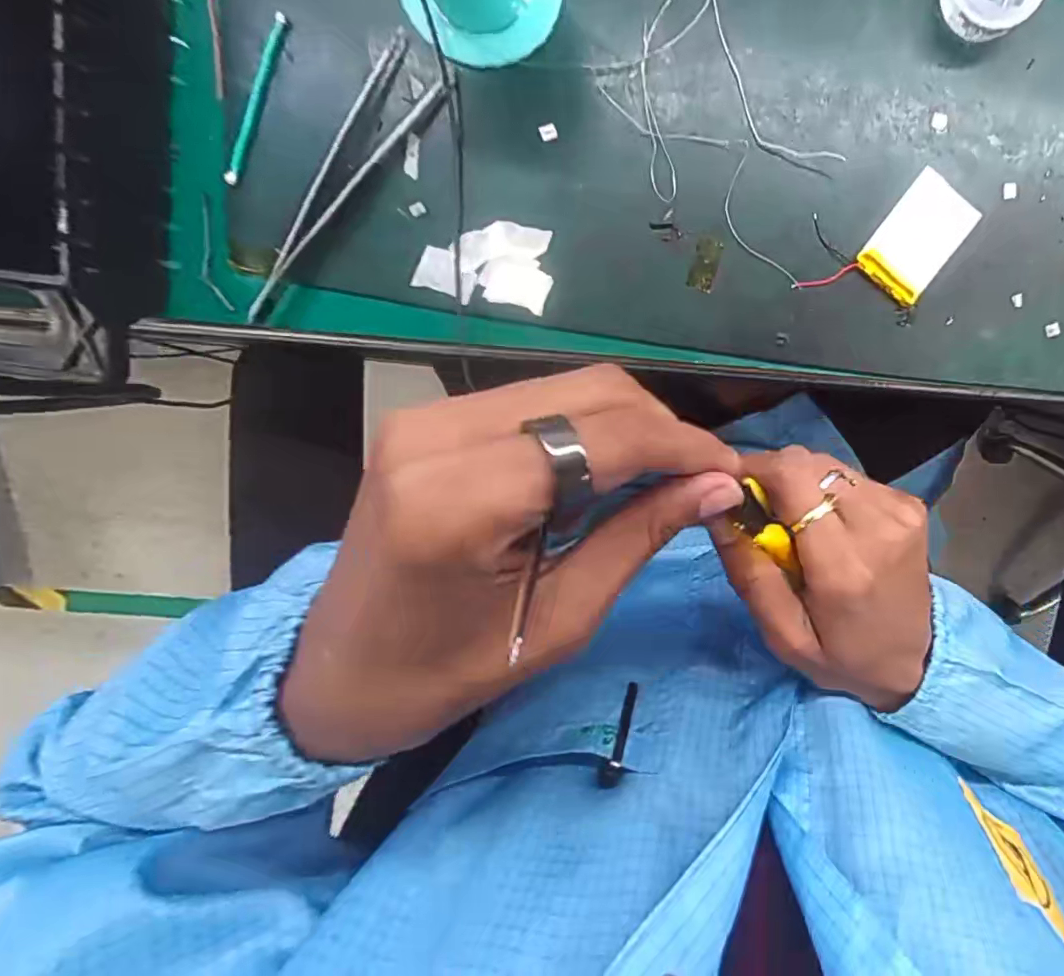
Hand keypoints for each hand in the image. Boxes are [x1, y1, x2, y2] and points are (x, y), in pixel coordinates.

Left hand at [281, 365, 744, 762]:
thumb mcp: (556, 621)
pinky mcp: (427, 419)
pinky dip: (585, 428)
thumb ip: (637, 537)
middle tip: (699, 478)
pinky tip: (603, 470)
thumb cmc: (441, 677)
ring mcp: (426, 416)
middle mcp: (435, 432)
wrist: (334, 674)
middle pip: (588, 391)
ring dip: (626, 425)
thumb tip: (716, 486)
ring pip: (565, 387)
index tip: (729, 471)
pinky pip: (533, 402)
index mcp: (457, 499)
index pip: (600, 437)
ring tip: (659, 477)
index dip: (680, 445)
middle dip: (660, 427)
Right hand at [707, 446, 933, 710]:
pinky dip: (823, 491)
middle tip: (760, 513)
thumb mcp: (782, 635)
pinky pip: (847, 475)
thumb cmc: (841, 658)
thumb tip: (717, 509)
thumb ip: (748, 572)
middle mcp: (879, 525)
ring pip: (824, 464)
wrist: (916, 663)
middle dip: (772, 477)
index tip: (734, 492)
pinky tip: (823, 522)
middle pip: (805, 462)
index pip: (791, 476)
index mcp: (845, 565)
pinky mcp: (909, 502)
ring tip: (792, 520)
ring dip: (798, 483)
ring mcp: (900, 510)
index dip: (754, 470)